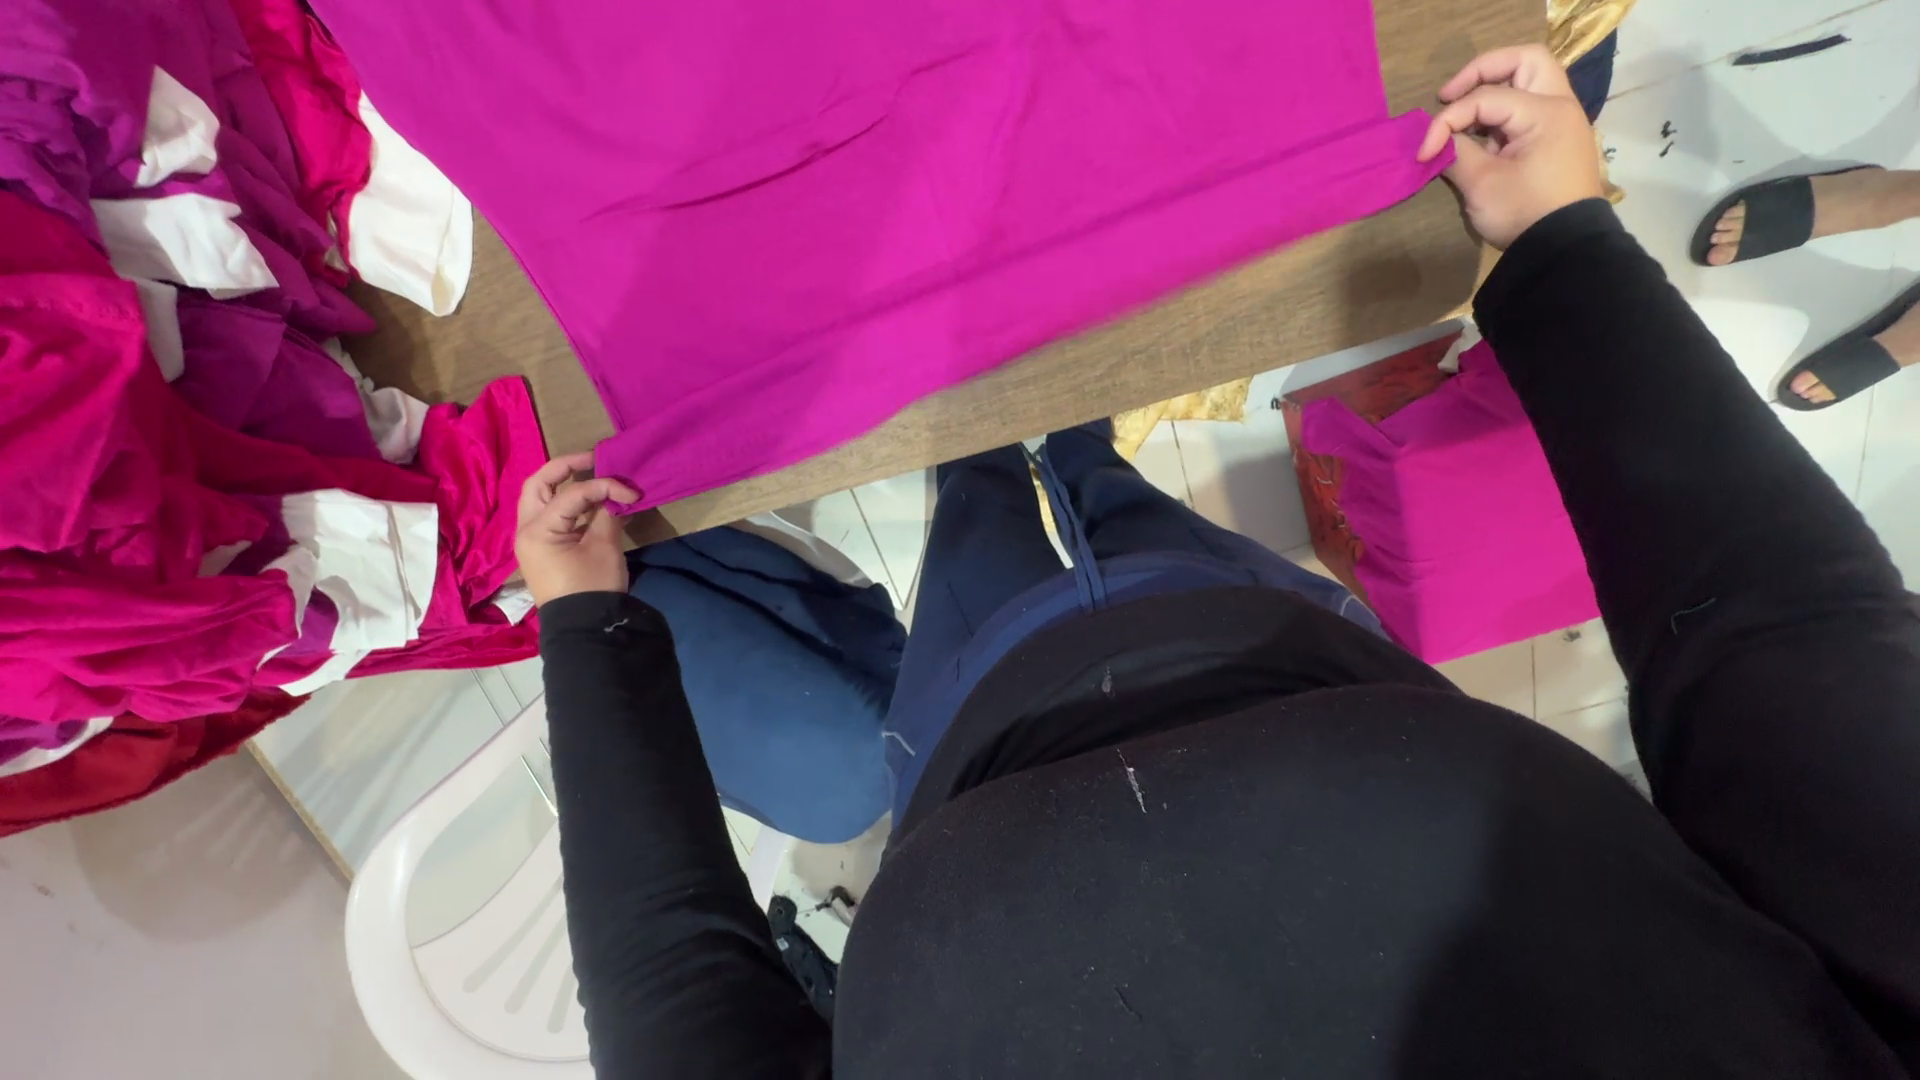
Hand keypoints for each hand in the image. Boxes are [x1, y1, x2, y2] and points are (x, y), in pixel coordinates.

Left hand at [514, 452, 640, 607]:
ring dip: (564, 484)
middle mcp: (526, 529)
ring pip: (540, 498)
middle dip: (566, 467)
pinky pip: (550, 515)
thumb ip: (608, 515)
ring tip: (592, 477)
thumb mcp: (605, 547)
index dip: (605, 486)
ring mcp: (531, 540)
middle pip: (538, 484)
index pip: (573, 492)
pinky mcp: (542, 549)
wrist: (584, 626)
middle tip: (594, 460)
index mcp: (537, 528)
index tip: (632, 492)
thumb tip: (616, 499)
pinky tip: (590, 503)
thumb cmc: (592, 586)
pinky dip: (568, 504)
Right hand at [1417, 44, 1605, 248]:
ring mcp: (1558, 121)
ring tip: (1460, 115)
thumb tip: (1437, 142)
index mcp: (1545, 112)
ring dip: (1492, 89)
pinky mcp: (1552, 139)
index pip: (1486, 97)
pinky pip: (1525, 109)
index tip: (1423, 153)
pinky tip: (1476, 134)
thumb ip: (1456, 154)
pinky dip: (1498, 113)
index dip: (1447, 120)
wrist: (1560, 245)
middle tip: (1448, 95)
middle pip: (1523, 61)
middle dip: (1481, 72)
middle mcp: (1558, 106)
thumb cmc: (1523, 212)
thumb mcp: (1482, 185)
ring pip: (1528, 81)